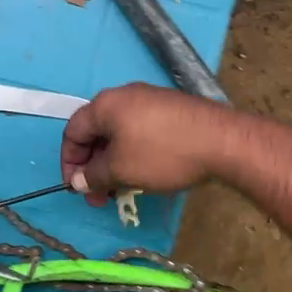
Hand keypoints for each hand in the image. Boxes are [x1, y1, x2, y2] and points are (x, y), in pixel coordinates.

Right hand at [60, 83, 239, 205]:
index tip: (76, 188)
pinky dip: (133, 152)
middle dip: (92, 166)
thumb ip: (93, 176)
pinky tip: (144, 172)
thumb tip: (78, 181)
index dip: (69, 162)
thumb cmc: (163, 153)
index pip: (72, 132)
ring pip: (119, 133)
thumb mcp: (120, 170)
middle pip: (96, 132)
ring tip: (121, 189)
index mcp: (104, 104)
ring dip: (113, 162)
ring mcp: (150, 99)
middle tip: (99, 196)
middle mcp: (123, 95)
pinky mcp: (171, 109)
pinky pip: (140, 130)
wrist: (223, 141)